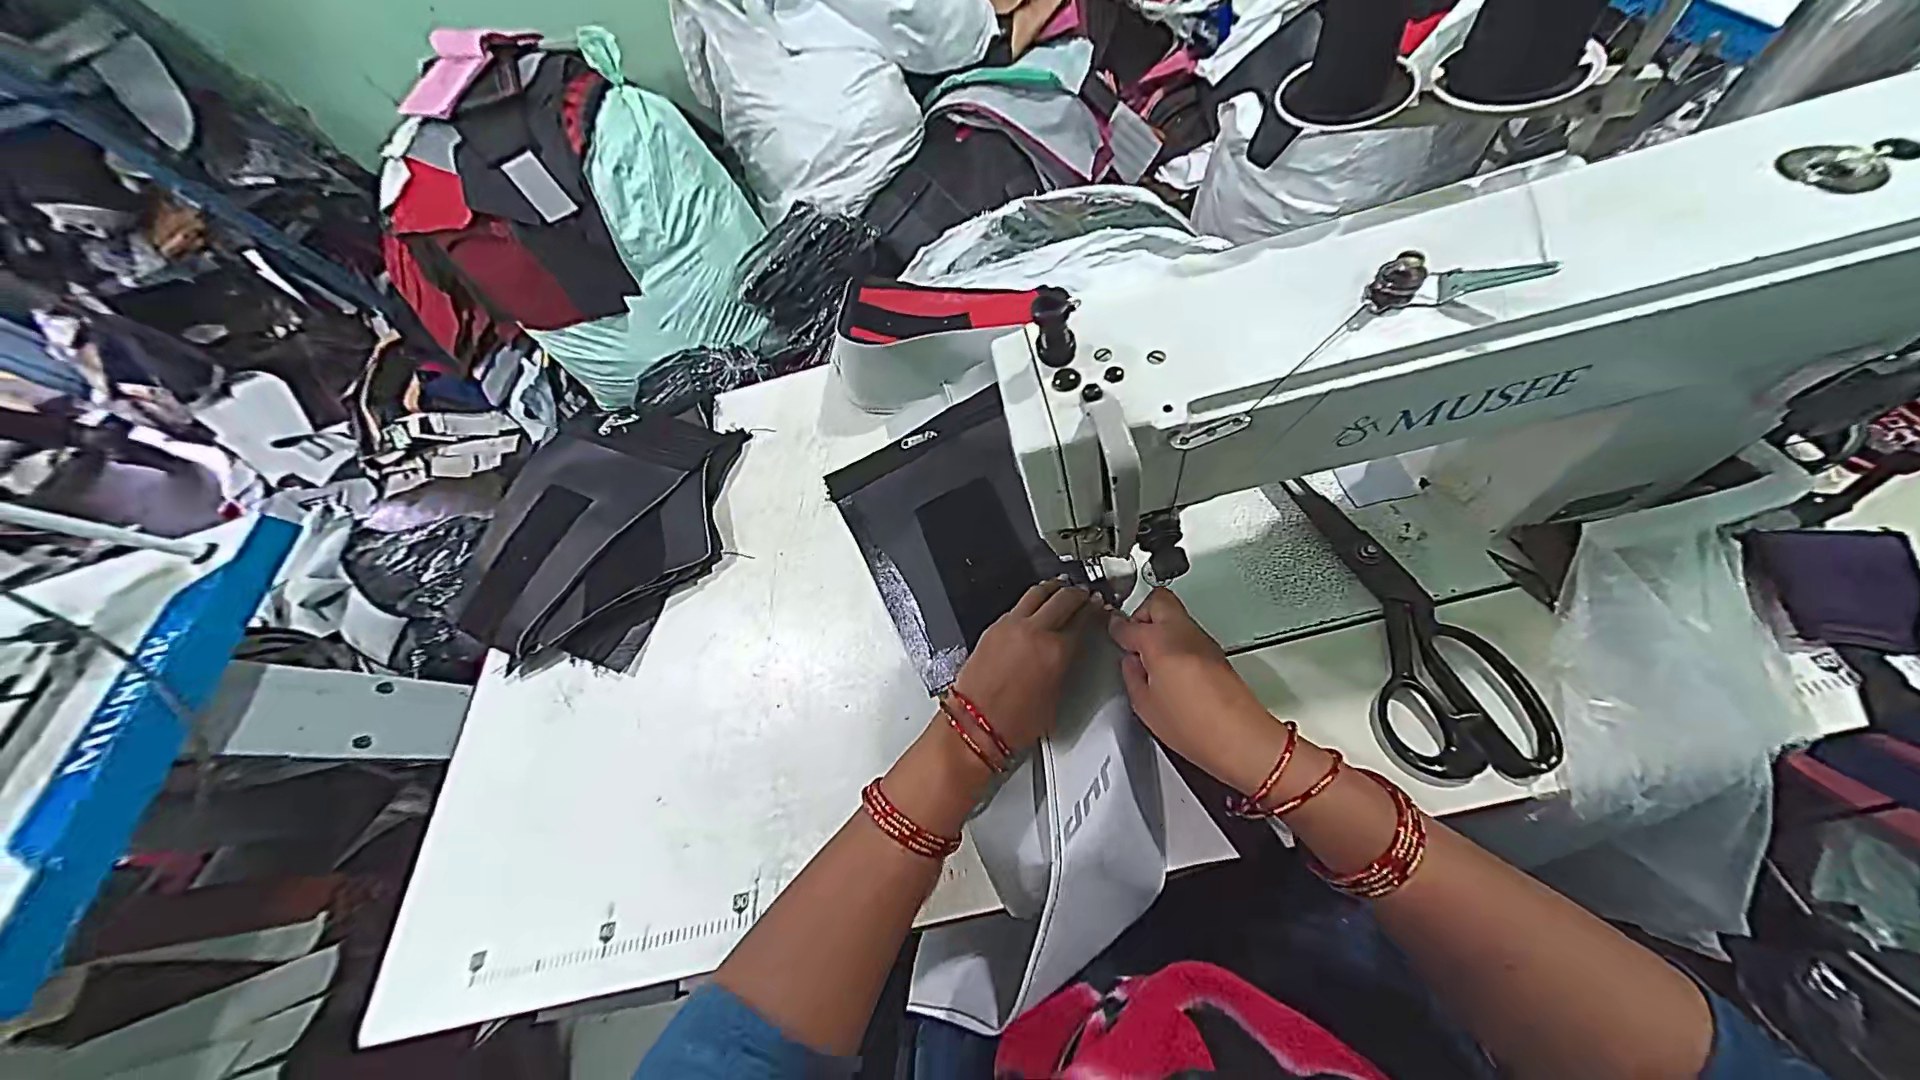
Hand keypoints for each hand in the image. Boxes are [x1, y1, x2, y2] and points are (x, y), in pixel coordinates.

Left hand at [951, 578, 1101, 754]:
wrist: (976, 725)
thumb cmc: (1012, 722)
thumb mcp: (1056, 698)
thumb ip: (1064, 667)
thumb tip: (1067, 652)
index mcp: (1056, 651)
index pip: (1084, 620)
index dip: (1095, 611)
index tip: (1099, 608)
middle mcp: (1034, 632)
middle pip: (1064, 598)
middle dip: (1079, 594)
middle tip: (1085, 594)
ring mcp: (1011, 626)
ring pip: (1038, 592)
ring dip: (1054, 588)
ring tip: (1062, 586)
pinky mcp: (993, 628)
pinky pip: (1017, 605)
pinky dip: (1031, 601)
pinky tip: (1034, 604)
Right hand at [1108, 588, 1288, 794]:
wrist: (1242, 740)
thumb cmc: (1199, 728)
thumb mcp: (1145, 706)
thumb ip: (1131, 675)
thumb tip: (1131, 664)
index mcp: (1159, 641)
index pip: (1129, 624)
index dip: (1116, 627)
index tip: (1114, 630)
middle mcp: (1183, 633)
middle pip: (1158, 600)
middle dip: (1141, 613)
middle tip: (1133, 634)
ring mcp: (1203, 640)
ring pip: (1175, 613)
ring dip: (1160, 626)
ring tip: (1150, 653)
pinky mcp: (1216, 652)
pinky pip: (1188, 632)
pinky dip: (1175, 640)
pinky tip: (1169, 665)